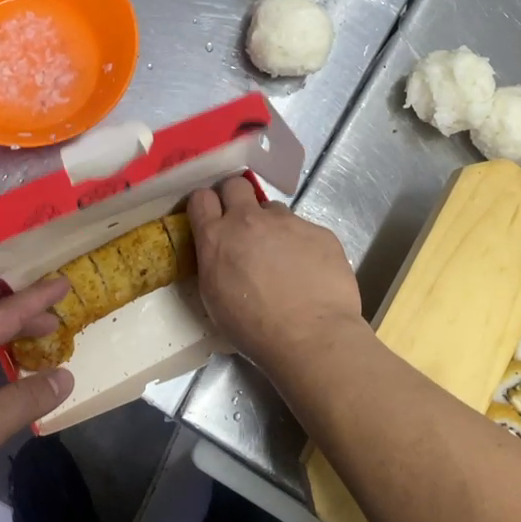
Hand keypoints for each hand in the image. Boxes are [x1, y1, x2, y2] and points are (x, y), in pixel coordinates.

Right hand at [186, 176, 368, 378]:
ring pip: (273, 209)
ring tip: (281, 258)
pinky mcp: (319, 231)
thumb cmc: (253, 328)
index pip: (201, 198)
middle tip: (242, 226)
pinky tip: (308, 272)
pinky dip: (302, 245)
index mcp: (217, 237)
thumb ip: (213, 262)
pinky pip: (304, 229)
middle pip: (236, 185)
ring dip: (271, 226)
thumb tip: (221, 254)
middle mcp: (249, 220)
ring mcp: (287, 222)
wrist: (310, 336)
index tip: (210, 218)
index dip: (205, 206)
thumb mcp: (214, 297)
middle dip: (235, 198)